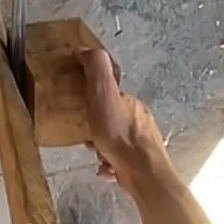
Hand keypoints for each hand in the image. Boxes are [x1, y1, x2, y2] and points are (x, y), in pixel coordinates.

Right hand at [79, 49, 167, 174]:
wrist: (143, 173)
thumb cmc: (119, 134)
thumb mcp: (103, 93)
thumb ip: (96, 69)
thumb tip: (86, 50)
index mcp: (130, 101)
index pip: (110, 92)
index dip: (93, 96)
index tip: (80, 104)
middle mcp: (139, 119)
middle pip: (111, 116)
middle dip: (96, 124)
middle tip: (85, 132)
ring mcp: (142, 142)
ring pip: (115, 139)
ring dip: (101, 145)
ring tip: (94, 151)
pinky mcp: (140, 163)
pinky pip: (119, 159)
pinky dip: (108, 162)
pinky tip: (103, 167)